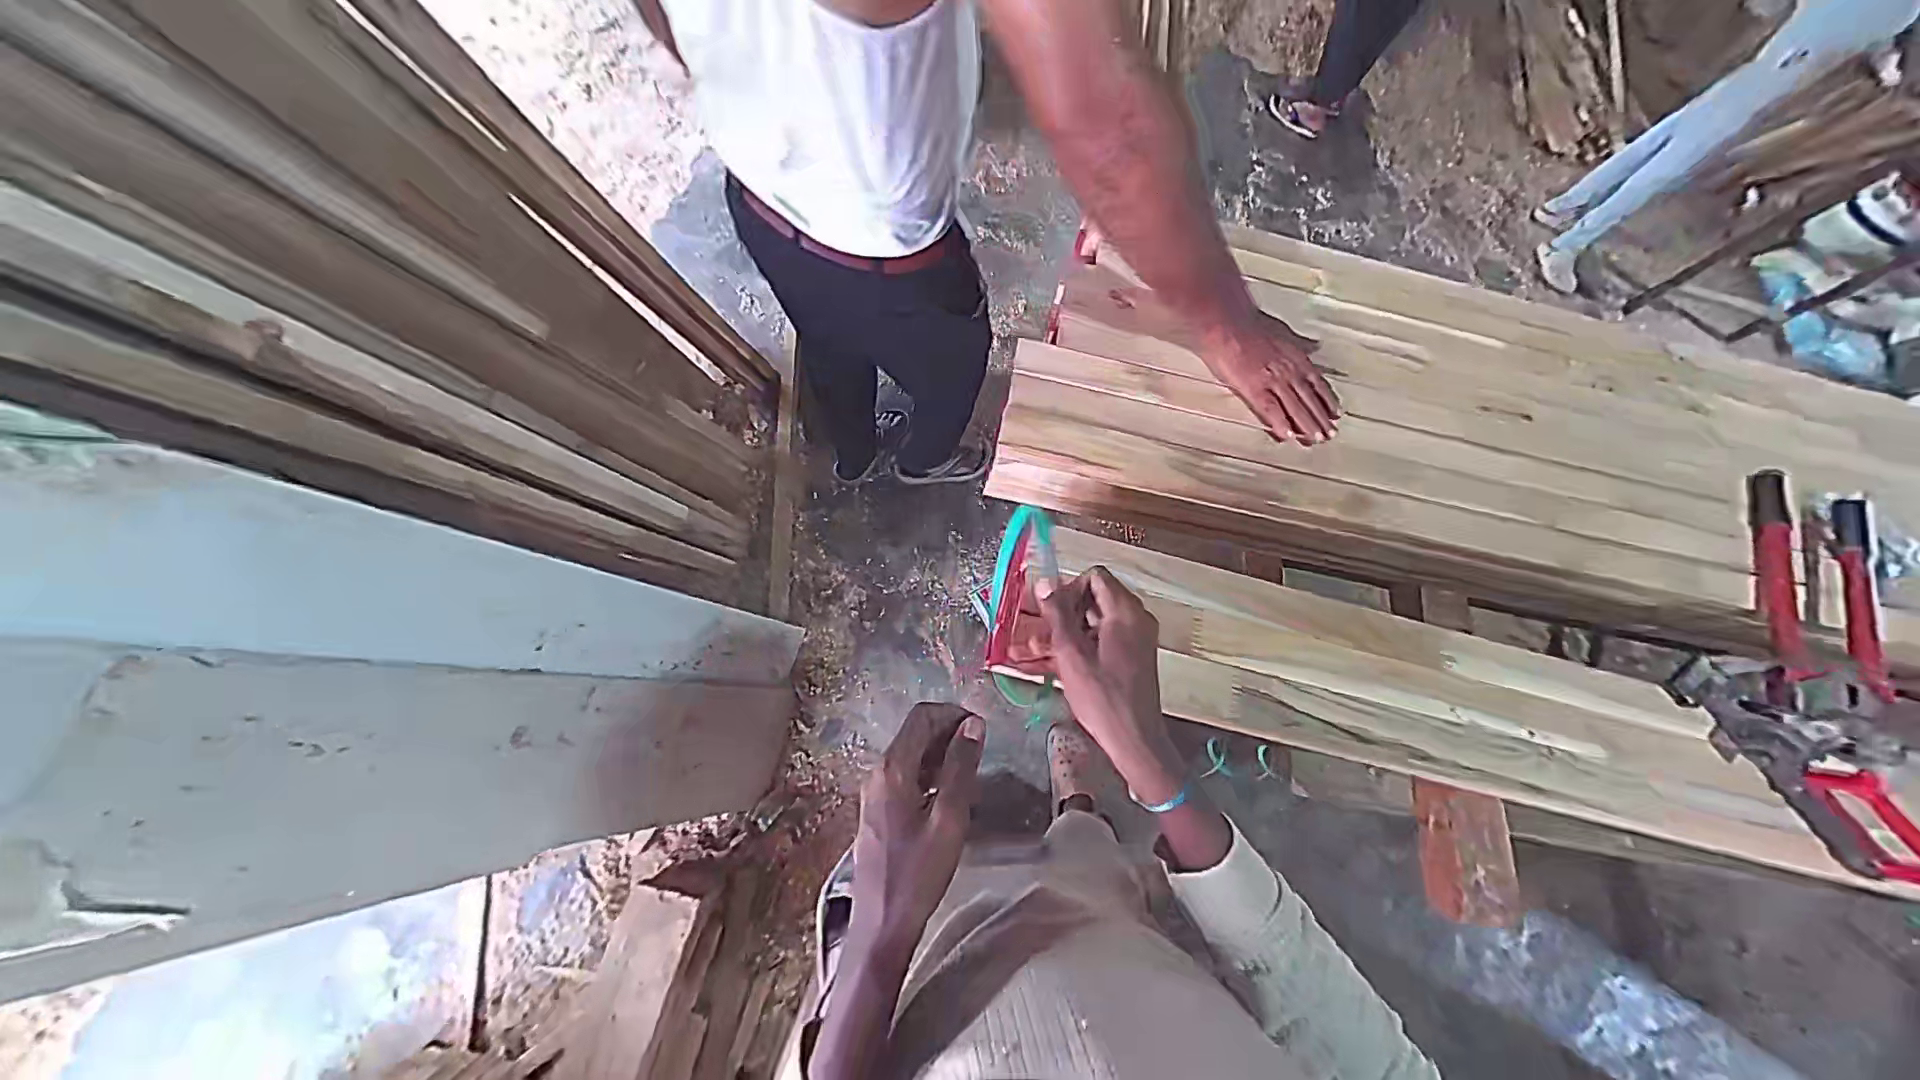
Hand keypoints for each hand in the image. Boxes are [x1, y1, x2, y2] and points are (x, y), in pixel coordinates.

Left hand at [851, 703, 984, 949]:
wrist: (881, 925)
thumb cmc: (918, 874)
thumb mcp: (949, 820)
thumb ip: (961, 769)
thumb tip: (973, 726)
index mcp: (892, 768)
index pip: (922, 717)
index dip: (953, 715)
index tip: (981, 730)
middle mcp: (878, 772)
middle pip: (915, 732)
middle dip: (949, 733)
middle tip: (980, 754)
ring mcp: (874, 791)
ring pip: (911, 754)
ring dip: (941, 755)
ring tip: (970, 777)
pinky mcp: (877, 809)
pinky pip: (905, 775)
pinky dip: (929, 774)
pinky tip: (949, 796)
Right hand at [1009, 568, 1182, 803]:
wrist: (1134, 739)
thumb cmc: (1102, 697)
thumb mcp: (1071, 653)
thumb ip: (1057, 614)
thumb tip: (1044, 583)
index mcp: (1125, 612)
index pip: (1095, 577)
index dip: (1069, 588)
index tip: (1050, 611)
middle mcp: (1135, 619)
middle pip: (1094, 598)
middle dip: (1062, 612)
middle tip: (1037, 630)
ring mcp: (1135, 639)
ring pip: (1094, 622)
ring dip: (1064, 632)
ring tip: (1032, 651)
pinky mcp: (1131, 657)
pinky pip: (1101, 640)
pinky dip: (1078, 646)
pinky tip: (1049, 663)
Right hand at [1201, 314, 1340, 445]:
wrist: (1227, 325)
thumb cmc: (1250, 325)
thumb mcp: (1283, 331)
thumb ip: (1300, 343)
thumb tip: (1314, 345)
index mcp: (1297, 358)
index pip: (1317, 384)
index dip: (1327, 400)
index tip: (1336, 413)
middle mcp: (1290, 372)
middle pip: (1309, 400)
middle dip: (1321, 419)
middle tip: (1330, 434)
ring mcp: (1273, 381)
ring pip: (1295, 407)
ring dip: (1307, 425)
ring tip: (1315, 439)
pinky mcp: (1254, 389)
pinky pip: (1270, 410)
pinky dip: (1279, 423)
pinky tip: (1287, 436)